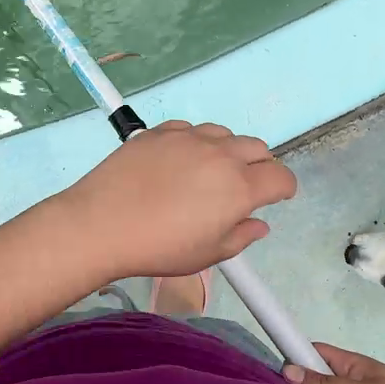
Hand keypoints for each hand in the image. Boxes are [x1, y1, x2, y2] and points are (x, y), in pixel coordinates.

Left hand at [51, 120, 296, 280]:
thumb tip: (258, 224)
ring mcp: (187, 138)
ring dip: (227, 150)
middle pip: (257, 148)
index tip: (275, 198)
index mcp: (239, 187)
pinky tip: (180, 161)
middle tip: (243, 188)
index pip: (280, 177)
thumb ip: (240, 236)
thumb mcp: (207, 254)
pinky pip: (190, 129)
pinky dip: (195, 141)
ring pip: (223, 134)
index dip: (283, 189)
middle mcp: (219, 154)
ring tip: (210, 173)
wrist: (101, 223)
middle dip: (259, 167)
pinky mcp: (159, 131)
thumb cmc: (159, 247)